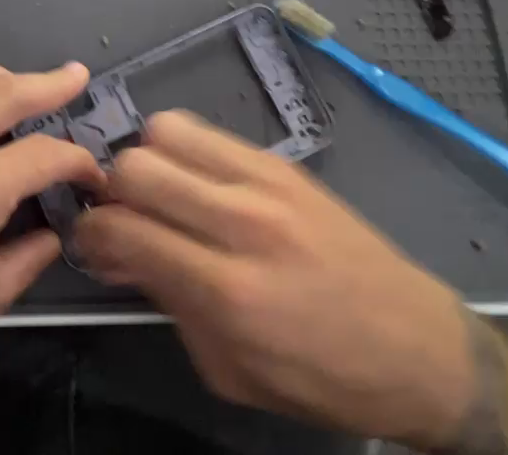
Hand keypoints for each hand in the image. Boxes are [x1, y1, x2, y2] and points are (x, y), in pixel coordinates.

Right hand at [74, 111, 477, 449]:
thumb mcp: (228, 370)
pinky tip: (195, 181)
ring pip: (166, 130)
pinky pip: (208, 131)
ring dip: (146, 160)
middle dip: (111, 194)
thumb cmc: (320, 377)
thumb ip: (168, 302)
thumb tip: (119, 254)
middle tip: (122, 219)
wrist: (417, 348)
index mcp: (227, 290)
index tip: (89, 245)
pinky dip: (183, 149)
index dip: (90, 235)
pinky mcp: (284, 164)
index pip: (123, 231)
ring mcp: (266, 183)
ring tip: (158, 193)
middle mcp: (243, 222)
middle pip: (136, 167)